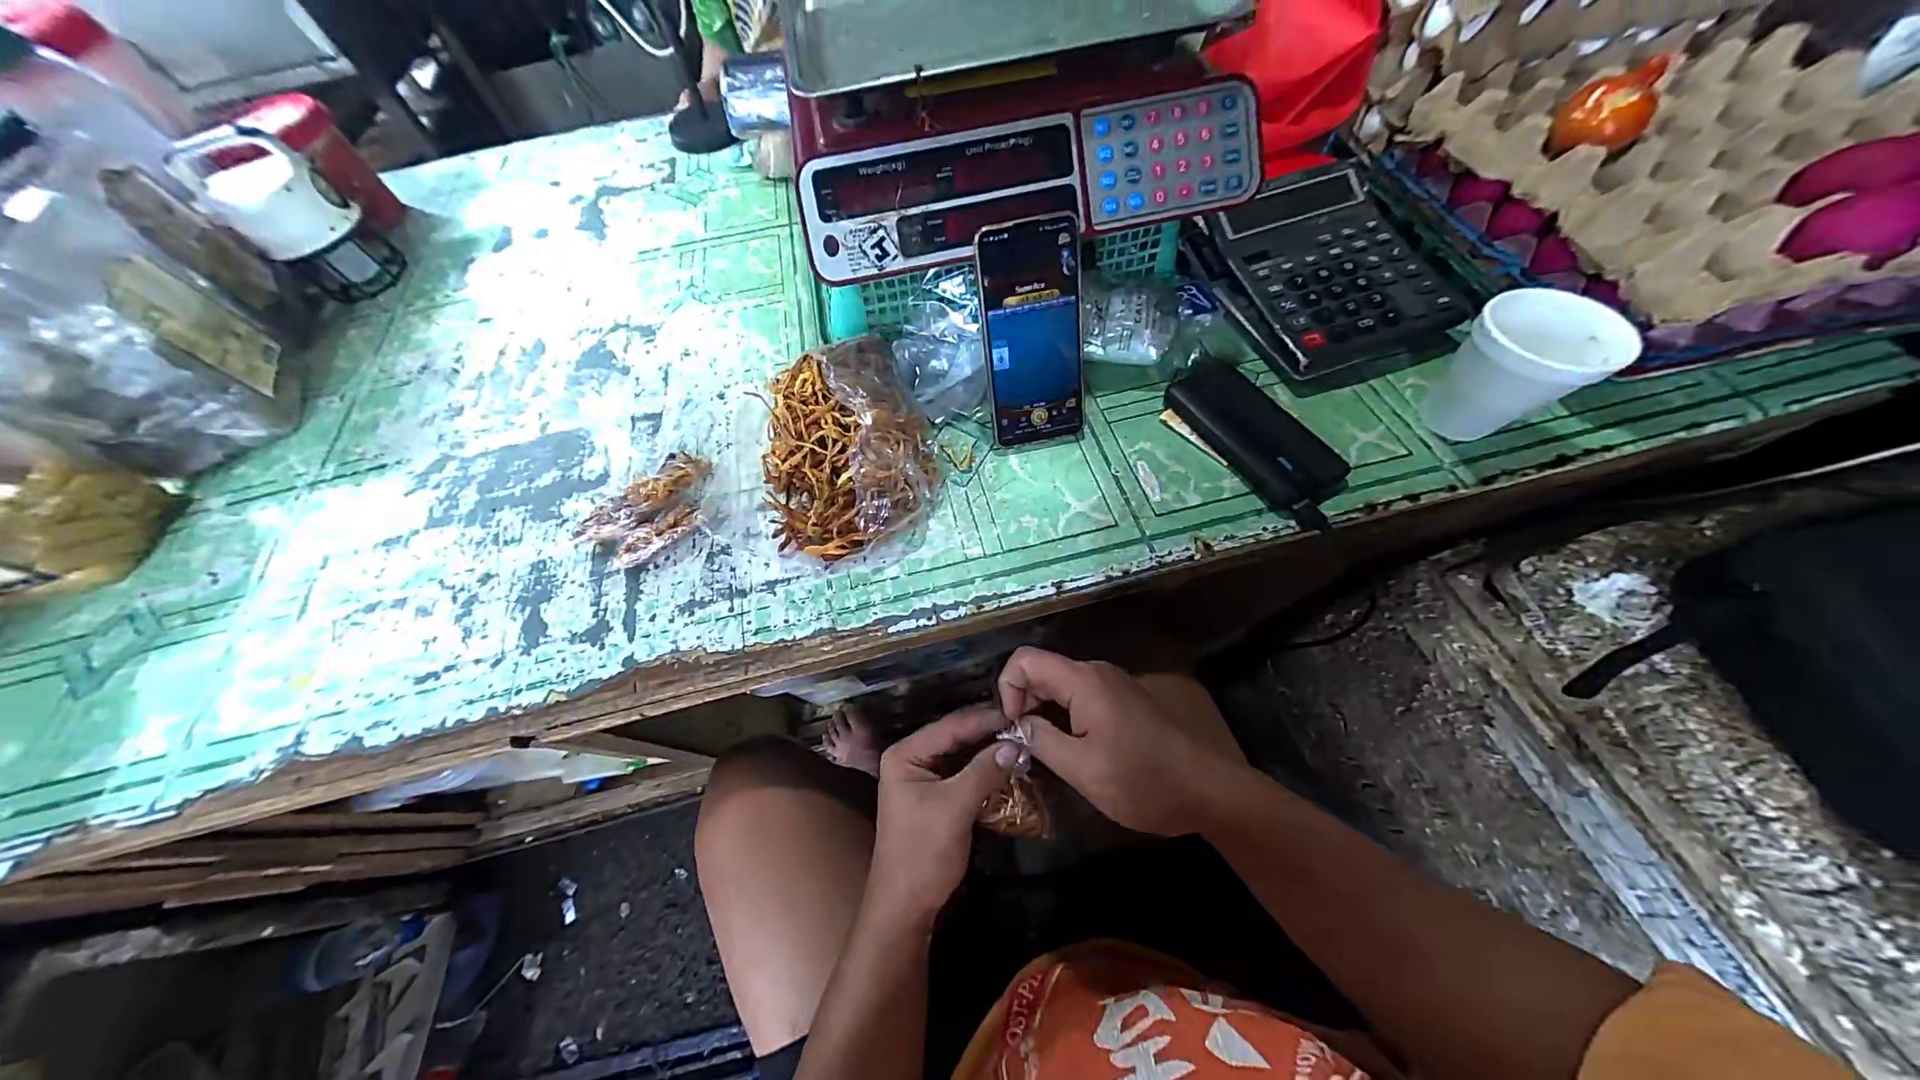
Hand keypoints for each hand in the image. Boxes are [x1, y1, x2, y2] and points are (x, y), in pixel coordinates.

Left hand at [867, 704, 1018, 925]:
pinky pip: (963, 775)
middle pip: (955, 738)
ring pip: (961, 757)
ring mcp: (922, 780)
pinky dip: (984, 772)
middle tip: (1024, 725)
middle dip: (988, 734)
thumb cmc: (923, 853)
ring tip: (1022, 741)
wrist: (905, 907)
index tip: (1018, 714)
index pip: (949, 726)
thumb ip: (983, 771)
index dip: (984, 720)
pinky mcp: (935, 799)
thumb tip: (1015, 743)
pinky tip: (1008, 767)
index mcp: (904, 755)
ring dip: (988, 753)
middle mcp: (910, 760)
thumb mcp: (955, 807)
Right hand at [998, 647, 1251, 835]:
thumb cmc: (1143, 781)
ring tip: (1047, 753)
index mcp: (1084, 681)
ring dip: (1045, 714)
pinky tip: (1074, 751)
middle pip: (1041, 671)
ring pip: (1060, 686)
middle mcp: (1097, 672)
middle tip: (1025, 747)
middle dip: (1024, 704)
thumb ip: (1040, 740)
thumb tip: (1016, 723)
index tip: (1012, 728)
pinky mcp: (1125, 700)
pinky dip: (1065, 717)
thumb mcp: (1082, 769)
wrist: (1209, 790)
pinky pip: (1081, 697)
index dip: (1007, 689)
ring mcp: (1114, 685)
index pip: (1024, 660)